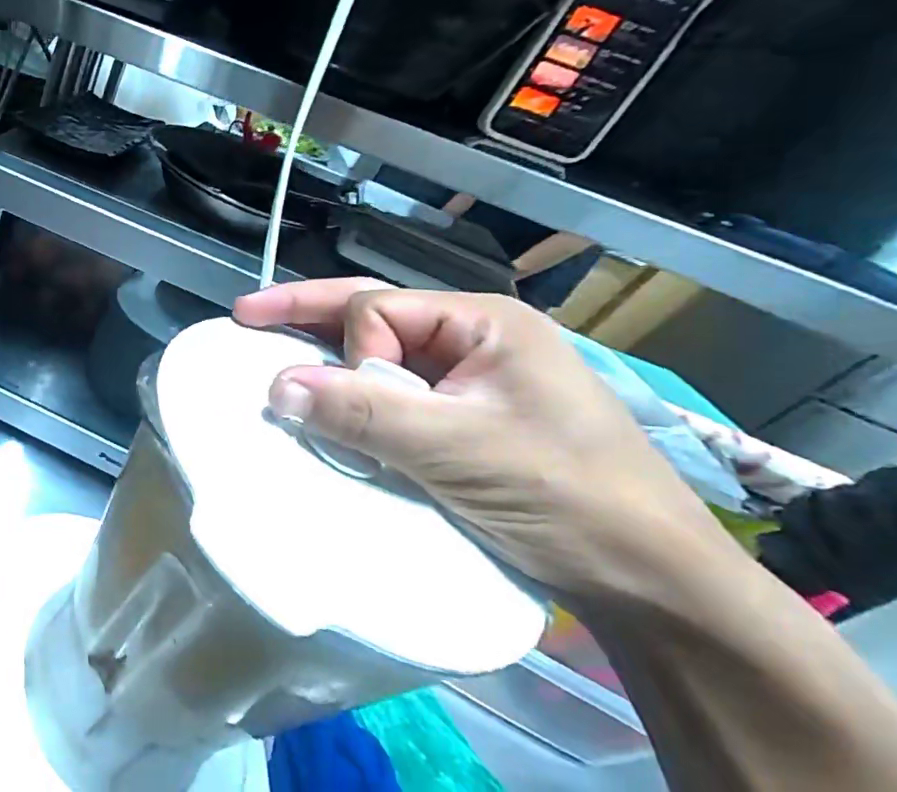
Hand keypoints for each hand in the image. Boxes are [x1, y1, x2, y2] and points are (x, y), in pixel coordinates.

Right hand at [234, 278, 741, 607]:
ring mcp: (467, 380)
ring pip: (374, 357)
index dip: (351, 352)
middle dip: (307, 318)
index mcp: (484, 323)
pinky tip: (324, 410)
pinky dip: (350, 403)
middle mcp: (472, 340)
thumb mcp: (458, 450)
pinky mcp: (459, 419)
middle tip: (245, 316)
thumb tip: (274, 386)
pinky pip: (387, 396)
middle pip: (371, 316)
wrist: (651, 585)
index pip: (379, 310)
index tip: (358, 408)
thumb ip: (362, 411)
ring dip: (328, 367)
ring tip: (279, 366)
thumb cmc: (566, 498)